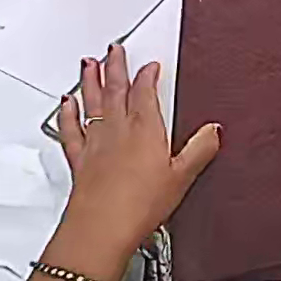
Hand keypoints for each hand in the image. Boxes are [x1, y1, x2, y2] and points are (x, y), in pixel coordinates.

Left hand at [57, 44, 220, 266]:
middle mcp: (118, 130)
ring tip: (89, 63)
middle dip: (116, 67)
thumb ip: (200, 149)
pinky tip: (67, 104)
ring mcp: (95, 144)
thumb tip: (213, 130)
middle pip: (115, 90)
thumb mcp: (182, 176)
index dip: (149, 75)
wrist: (101, 230)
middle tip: (114, 49)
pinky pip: (72, 129)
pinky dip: (69, 113)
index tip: (151, 65)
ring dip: (90, 81)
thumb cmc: (139, 205)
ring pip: (92, 103)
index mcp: (145, 130)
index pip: (145, 92)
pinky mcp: (80, 160)